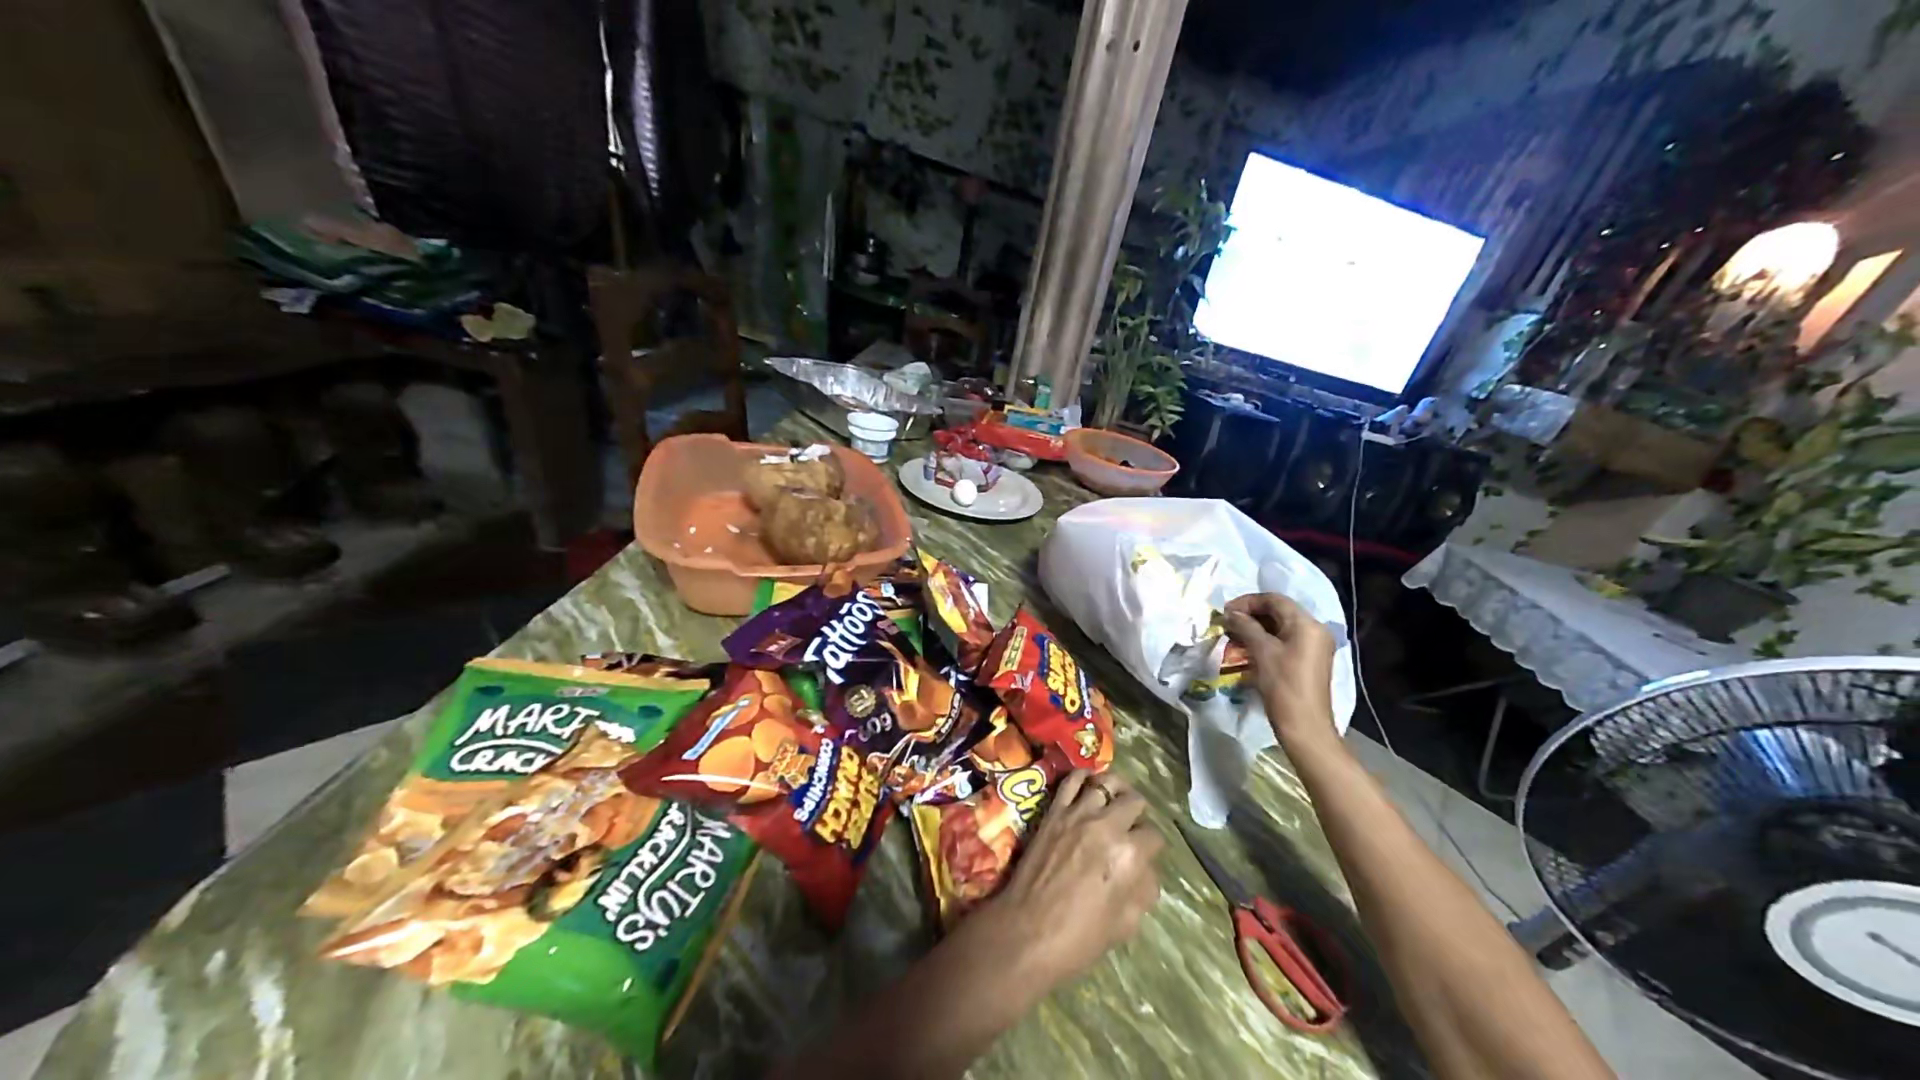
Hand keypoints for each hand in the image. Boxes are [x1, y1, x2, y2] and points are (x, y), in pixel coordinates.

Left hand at [972, 769, 1162, 992]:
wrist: (1026, 931)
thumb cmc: (1078, 938)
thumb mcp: (1125, 924)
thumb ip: (1143, 892)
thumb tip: (1146, 871)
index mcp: (1129, 855)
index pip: (1154, 835)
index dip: (1152, 846)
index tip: (1146, 853)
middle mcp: (1107, 826)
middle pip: (1134, 802)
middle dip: (1138, 814)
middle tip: (1132, 827)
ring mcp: (1077, 814)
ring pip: (1106, 783)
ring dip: (1115, 790)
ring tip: (1115, 800)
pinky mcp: (1053, 811)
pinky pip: (1072, 779)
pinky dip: (1084, 776)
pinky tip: (1089, 783)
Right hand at [1224, 592, 1337, 749]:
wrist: (1304, 726)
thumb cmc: (1283, 685)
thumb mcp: (1261, 652)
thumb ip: (1245, 626)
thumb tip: (1230, 613)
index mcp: (1307, 624)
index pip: (1274, 600)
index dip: (1247, 602)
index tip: (1225, 612)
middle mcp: (1315, 630)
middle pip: (1279, 611)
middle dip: (1251, 615)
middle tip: (1227, 624)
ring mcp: (1314, 646)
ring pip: (1280, 627)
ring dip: (1256, 628)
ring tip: (1233, 637)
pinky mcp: (1309, 660)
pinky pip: (1285, 641)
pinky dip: (1265, 640)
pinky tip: (1248, 649)